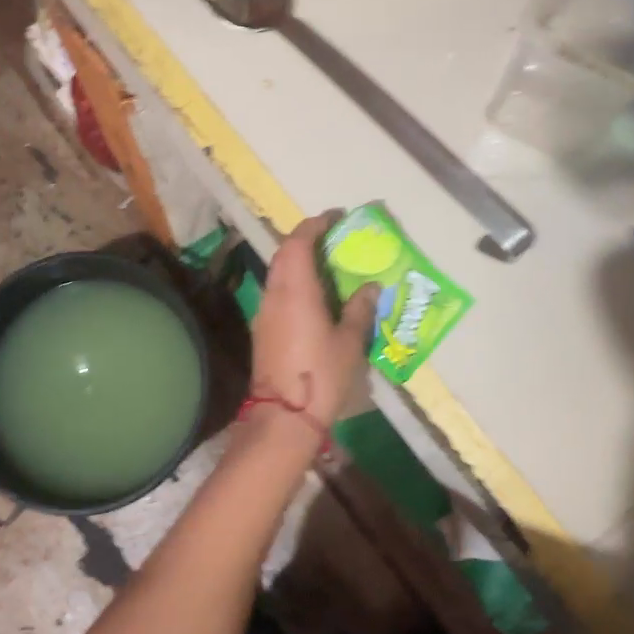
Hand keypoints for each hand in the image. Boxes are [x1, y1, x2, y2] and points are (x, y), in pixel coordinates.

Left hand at [249, 210, 378, 426]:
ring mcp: (265, 312)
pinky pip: (278, 292)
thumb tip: (370, 287)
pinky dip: (294, 282)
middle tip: (333, 239)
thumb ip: (359, 309)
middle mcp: (275, 293)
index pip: (299, 242)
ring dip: (298, 261)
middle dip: (306, 239)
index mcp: (296, 289)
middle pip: (284, 254)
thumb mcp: (350, 341)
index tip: (335, 218)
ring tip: (327, 265)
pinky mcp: (263, 329)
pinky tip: (314, 295)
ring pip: (278, 273)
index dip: (315, 225)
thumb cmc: (322, 374)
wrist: (284, 414)